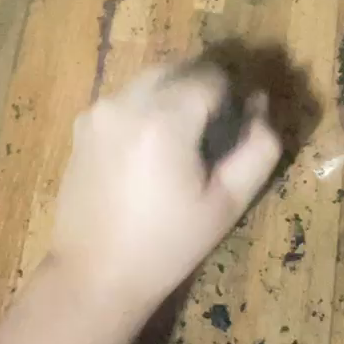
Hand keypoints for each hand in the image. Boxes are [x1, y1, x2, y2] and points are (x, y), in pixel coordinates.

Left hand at [47, 62, 281, 313]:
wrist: (94, 274)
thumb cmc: (167, 245)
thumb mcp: (227, 202)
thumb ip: (258, 147)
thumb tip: (261, 104)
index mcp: (163, 118)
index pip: (213, 76)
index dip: (233, 96)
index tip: (237, 129)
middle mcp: (126, 101)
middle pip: (179, 69)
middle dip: (203, 89)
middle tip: (215, 134)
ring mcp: (99, 110)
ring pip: (151, 79)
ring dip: (174, 94)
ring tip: (183, 142)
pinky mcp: (83, 124)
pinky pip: (126, 98)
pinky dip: (146, 107)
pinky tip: (150, 151)